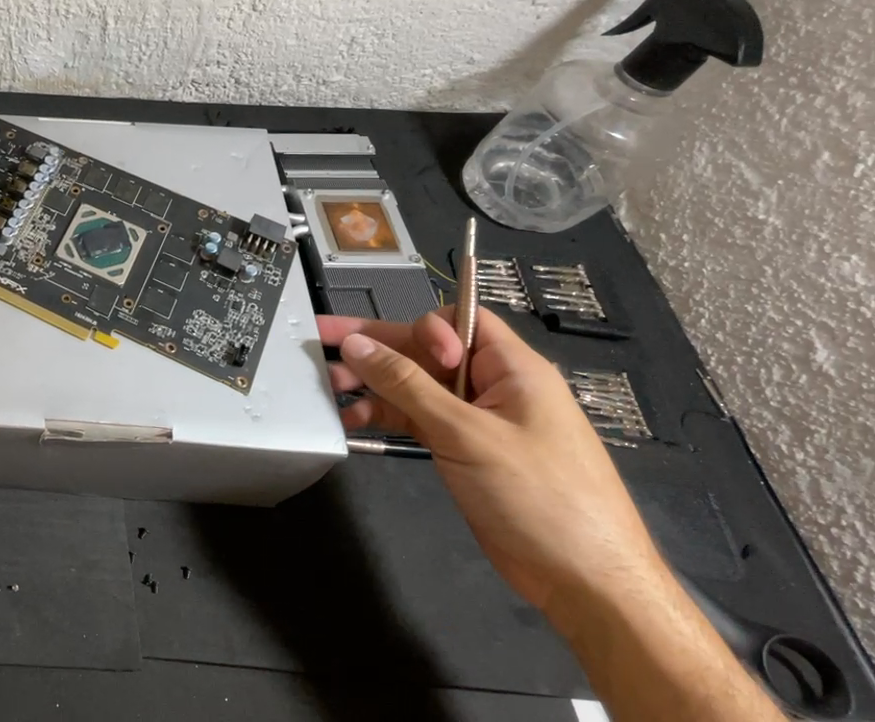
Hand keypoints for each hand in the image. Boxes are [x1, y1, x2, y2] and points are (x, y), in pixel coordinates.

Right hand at [319, 308, 667, 618]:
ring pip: (413, 386)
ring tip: (327, 388)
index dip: (423, 328)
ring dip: (371, 385)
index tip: (400, 353)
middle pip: (424, 351)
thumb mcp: (465, 433)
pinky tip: (350, 423)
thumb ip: (406, 384)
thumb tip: (356, 343)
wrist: (584, 581)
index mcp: (512, 370)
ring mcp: (476, 421)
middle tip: (318, 341)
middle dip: (374, 349)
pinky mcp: (462, 451)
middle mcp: (493, 387)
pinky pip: (415, 420)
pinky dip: (383, 417)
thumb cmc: (539, 496)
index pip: (461, 320)